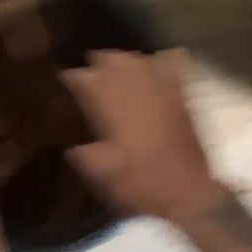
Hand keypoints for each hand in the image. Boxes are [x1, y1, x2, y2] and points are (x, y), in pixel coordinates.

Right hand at [61, 49, 225, 223]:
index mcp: (106, 104)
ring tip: (119, 67)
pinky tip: (159, 62)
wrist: (186, 192)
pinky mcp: (182, 94)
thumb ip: (82, 154)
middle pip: (109, 59)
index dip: (71, 79)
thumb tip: (72, 147)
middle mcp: (131, 87)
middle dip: (98, 63)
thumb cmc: (138, 184)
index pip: (80, 78)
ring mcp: (161, 87)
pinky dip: (164, 61)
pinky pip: (173, 65)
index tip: (64, 82)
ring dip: (126, 61)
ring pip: (139, 59)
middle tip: (91, 70)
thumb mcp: (99, 174)